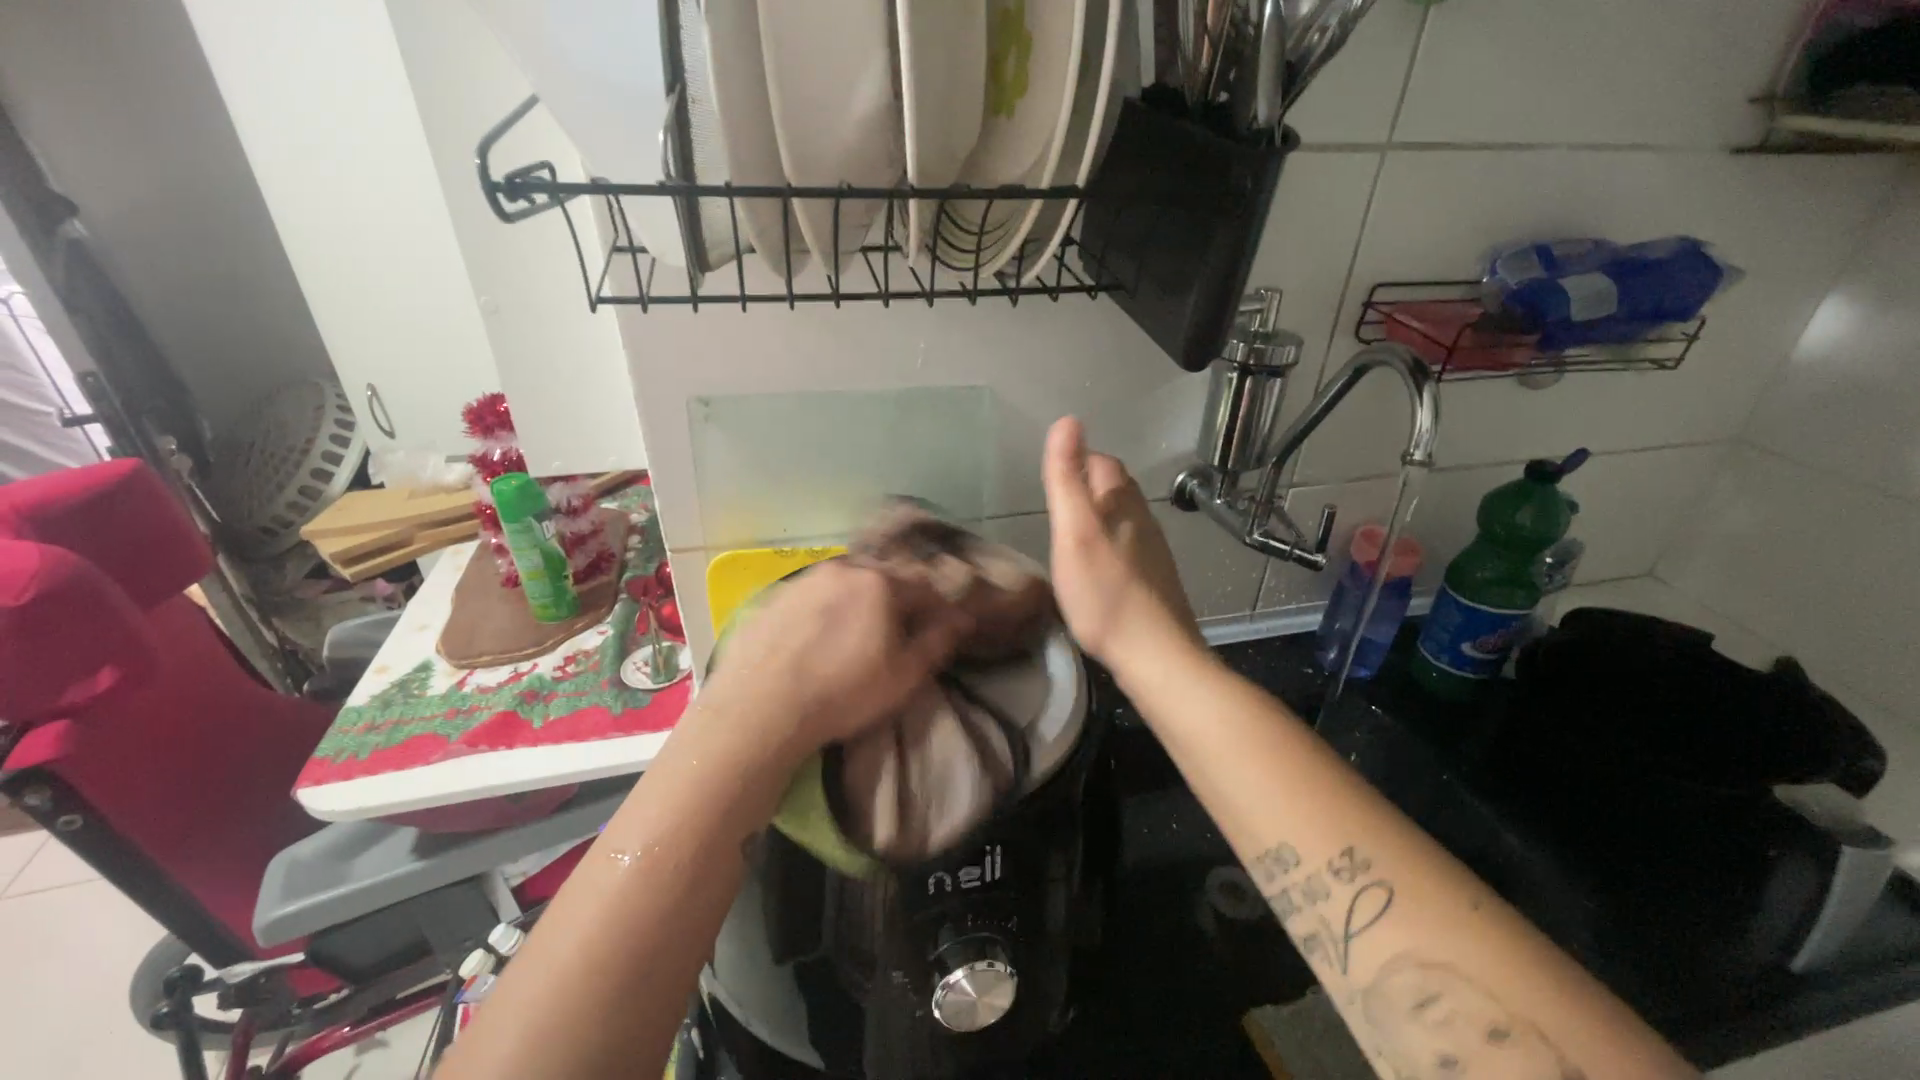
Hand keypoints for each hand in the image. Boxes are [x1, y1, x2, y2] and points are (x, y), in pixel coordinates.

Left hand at [697, 560, 971, 759]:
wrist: (760, 708)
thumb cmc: (842, 694)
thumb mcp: (903, 678)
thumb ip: (936, 643)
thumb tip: (959, 620)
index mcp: (881, 583)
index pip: (923, 587)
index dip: (935, 609)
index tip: (936, 630)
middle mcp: (843, 569)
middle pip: (881, 579)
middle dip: (893, 602)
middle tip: (892, 636)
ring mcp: (804, 580)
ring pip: (843, 586)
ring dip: (855, 604)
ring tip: (851, 639)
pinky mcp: (773, 597)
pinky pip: (810, 598)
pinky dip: (821, 612)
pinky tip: (814, 641)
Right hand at [1041, 417, 1201, 666]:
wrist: (1154, 654)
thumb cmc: (1104, 593)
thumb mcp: (1074, 531)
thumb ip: (1067, 478)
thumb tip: (1068, 420)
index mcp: (1122, 503)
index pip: (1102, 463)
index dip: (1079, 460)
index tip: (1053, 476)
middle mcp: (1143, 520)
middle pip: (1116, 489)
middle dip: (1090, 487)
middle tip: (1058, 505)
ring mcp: (1153, 553)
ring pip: (1125, 520)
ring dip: (1100, 518)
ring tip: (1072, 536)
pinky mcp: (1155, 582)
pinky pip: (1129, 550)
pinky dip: (1110, 548)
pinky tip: (1097, 570)